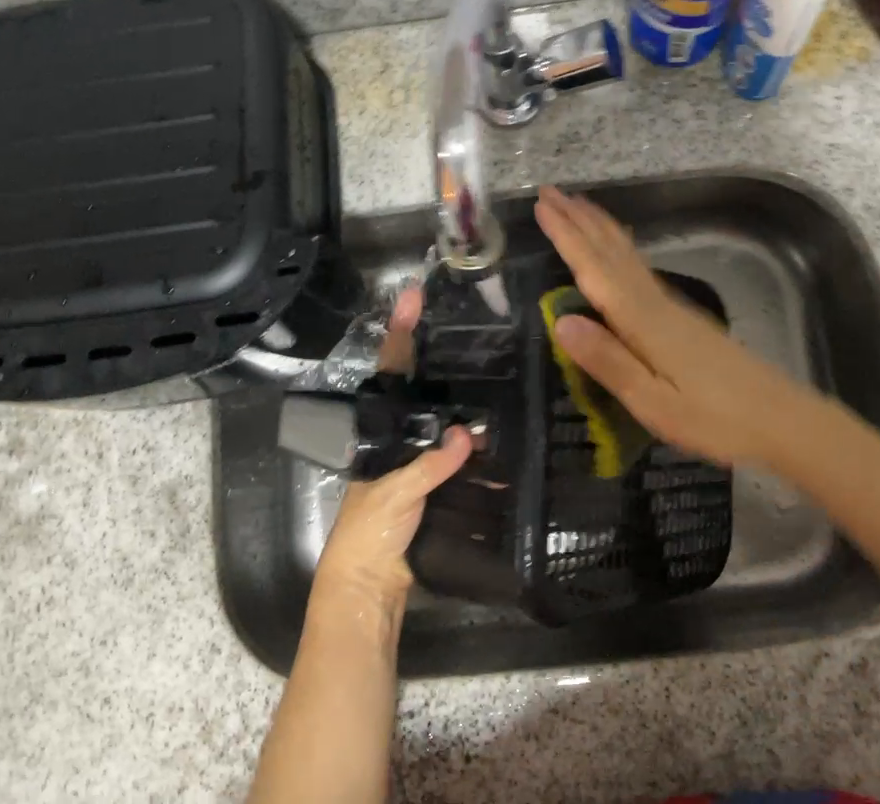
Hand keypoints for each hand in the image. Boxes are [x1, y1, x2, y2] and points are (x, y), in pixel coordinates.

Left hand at [313, 285, 474, 608]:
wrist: (371, 584)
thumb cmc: (369, 532)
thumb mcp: (393, 495)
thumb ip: (427, 466)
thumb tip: (467, 436)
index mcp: (380, 433)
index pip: (390, 372)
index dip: (401, 332)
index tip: (413, 295)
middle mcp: (401, 439)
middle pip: (424, 391)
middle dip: (445, 361)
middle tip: (477, 330)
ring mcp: (422, 461)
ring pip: (449, 423)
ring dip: (473, 407)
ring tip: (504, 378)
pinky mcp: (440, 486)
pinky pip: (465, 459)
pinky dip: (486, 451)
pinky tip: (510, 440)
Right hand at [534, 185, 824, 468]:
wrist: (783, 420)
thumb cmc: (715, 420)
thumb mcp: (654, 403)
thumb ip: (608, 362)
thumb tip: (561, 322)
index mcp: (644, 323)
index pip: (596, 271)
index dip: (568, 237)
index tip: (543, 204)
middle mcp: (657, 304)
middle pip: (613, 253)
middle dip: (580, 221)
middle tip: (550, 191)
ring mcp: (674, 309)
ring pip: (629, 257)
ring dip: (600, 229)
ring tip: (578, 205)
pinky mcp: (685, 319)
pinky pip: (642, 269)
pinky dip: (623, 249)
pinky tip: (621, 251)